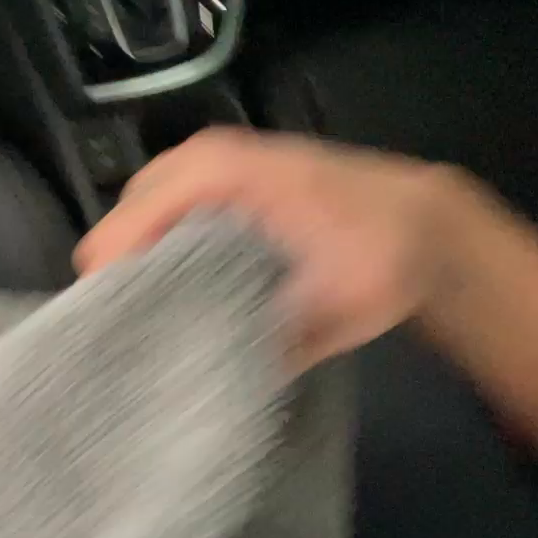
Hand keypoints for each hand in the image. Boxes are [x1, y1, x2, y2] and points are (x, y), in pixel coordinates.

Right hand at [76, 129, 472, 368]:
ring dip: (135, 256)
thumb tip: (212, 380)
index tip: (115, 330)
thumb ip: (277, 341)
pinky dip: (152, 239)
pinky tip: (171, 279)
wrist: (424, 221)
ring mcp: (205, 158)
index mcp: (222, 178)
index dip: (113, 278)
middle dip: (121, 269)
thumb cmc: (383, 255)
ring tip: (149, 305)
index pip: (130, 222)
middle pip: (121, 217)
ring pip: (133, 210)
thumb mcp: (340, 307)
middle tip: (136, 322)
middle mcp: (202, 157)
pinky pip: (156, 204)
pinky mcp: (214, 171)